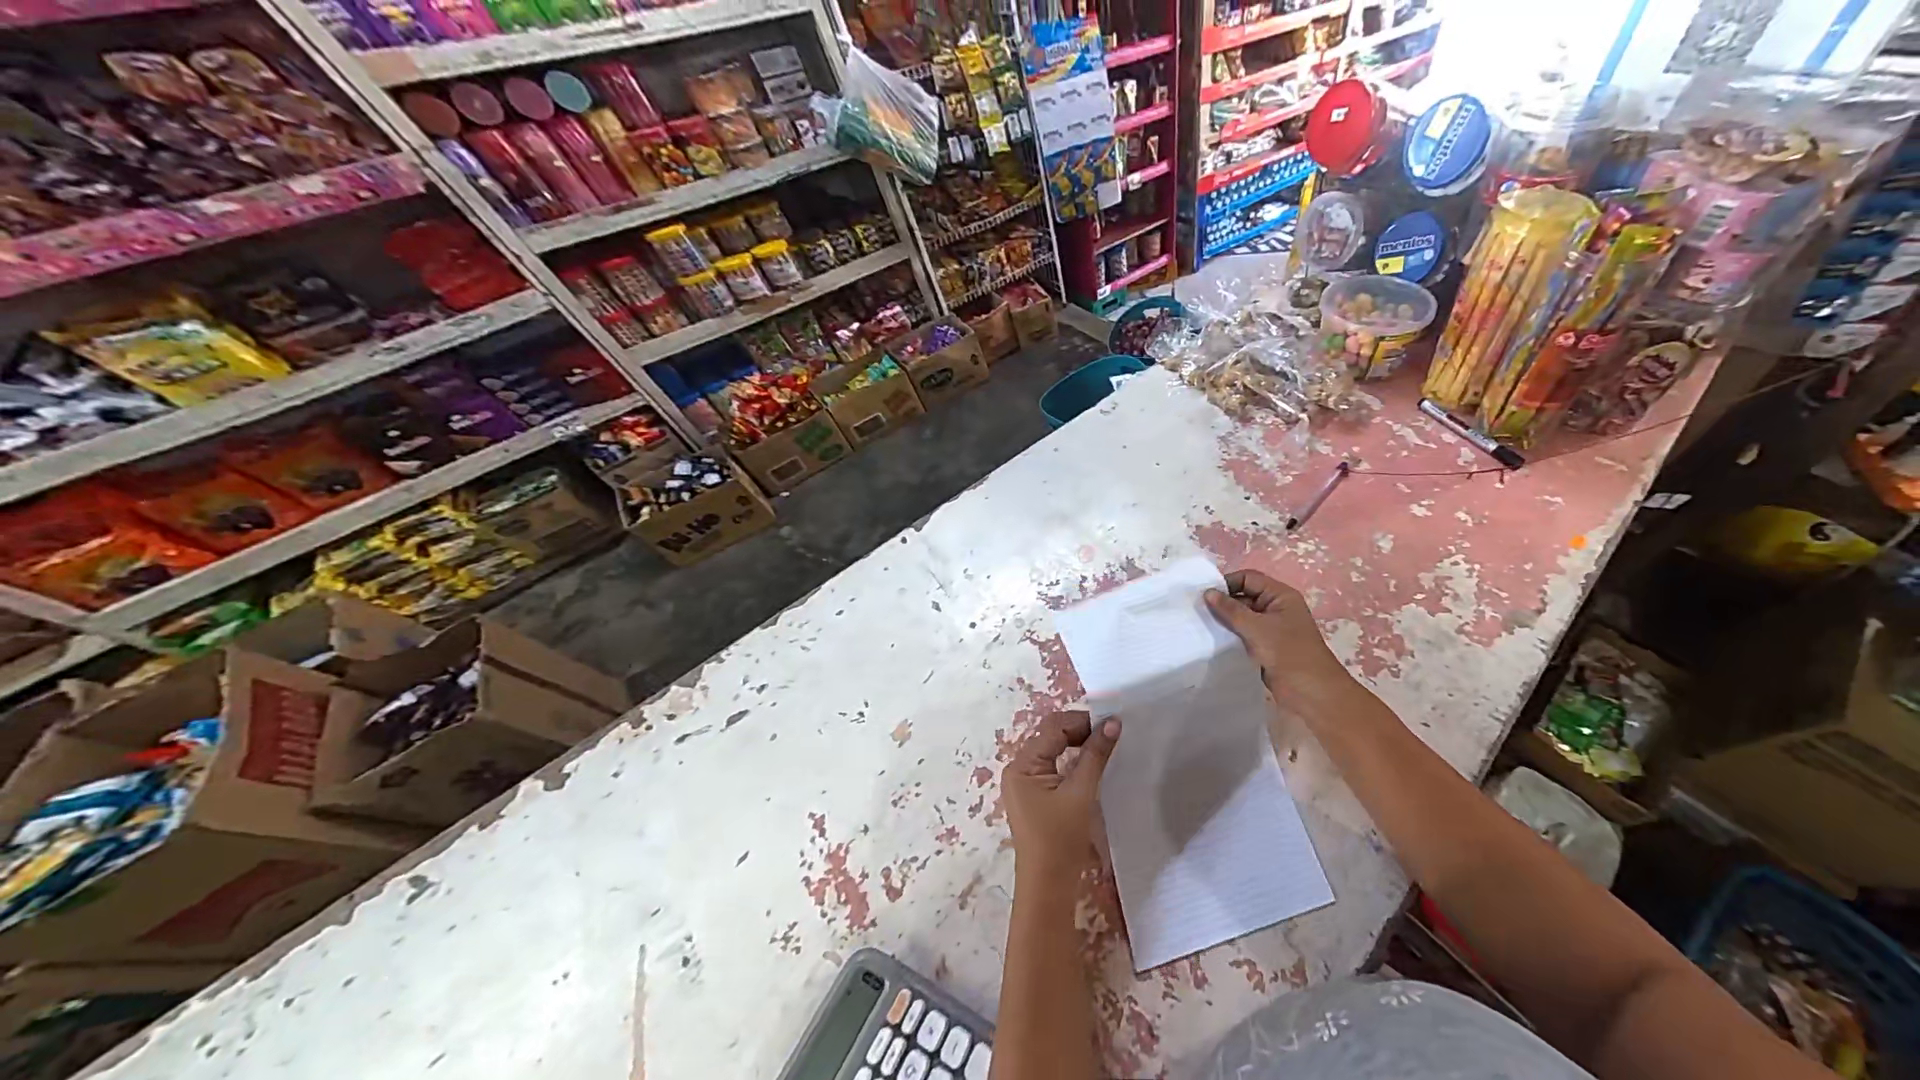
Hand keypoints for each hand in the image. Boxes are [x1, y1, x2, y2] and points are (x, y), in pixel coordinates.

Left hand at [1002, 710, 1118, 883]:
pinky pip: (1053, 767)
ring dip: (1077, 745)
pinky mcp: (1034, 796)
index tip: (1112, 723)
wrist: (1048, 885)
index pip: (1053, 728)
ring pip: (1053, 750)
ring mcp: (1024, 783)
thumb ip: (1095, 755)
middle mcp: (1018, 768)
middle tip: (1111, 735)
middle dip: (1080, 731)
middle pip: (1050, 736)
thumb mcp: (1080, 793)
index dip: (1082, 721)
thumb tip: (1113, 722)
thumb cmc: (1060, 839)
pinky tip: (1091, 765)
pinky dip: (1072, 762)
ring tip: (1105, 747)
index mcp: (1022, 764)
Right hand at [1205, 570, 1352, 702]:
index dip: (1226, 583)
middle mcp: (1275, 608)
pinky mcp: (1264, 646)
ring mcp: (1270, 628)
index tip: (1203, 595)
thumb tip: (1207, 592)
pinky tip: (1211, 638)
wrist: (1311, 692)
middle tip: (1196, 610)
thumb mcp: (1256, 627)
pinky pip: (1242, 634)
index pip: (1248, 578)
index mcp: (1280, 596)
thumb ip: (1230, 609)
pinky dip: (1229, 635)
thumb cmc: (1287, 652)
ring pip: (1241, 617)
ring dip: (1224, 620)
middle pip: (1243, 596)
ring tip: (1200, 623)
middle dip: (1222, 602)